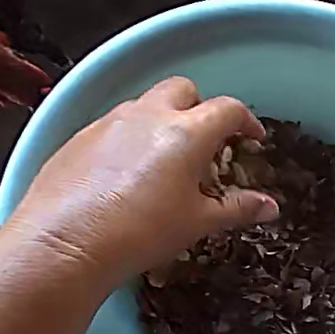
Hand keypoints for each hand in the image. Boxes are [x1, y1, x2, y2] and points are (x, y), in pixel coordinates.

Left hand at [3, 77, 279, 290]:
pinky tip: (125, 173)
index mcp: (187, 132)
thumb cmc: (142, 232)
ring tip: (164, 160)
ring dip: (163, 121)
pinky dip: (130, 137)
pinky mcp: (80, 135)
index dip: (246, 122)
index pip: (228, 109)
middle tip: (205, 144)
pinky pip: (114, 124)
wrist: (65, 243)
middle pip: (184, 90)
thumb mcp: (198, 223)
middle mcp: (149, 115)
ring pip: (146, 104)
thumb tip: (270, 207)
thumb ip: (237, 208)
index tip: (252, 139)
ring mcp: (110, 121)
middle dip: (200, 109)